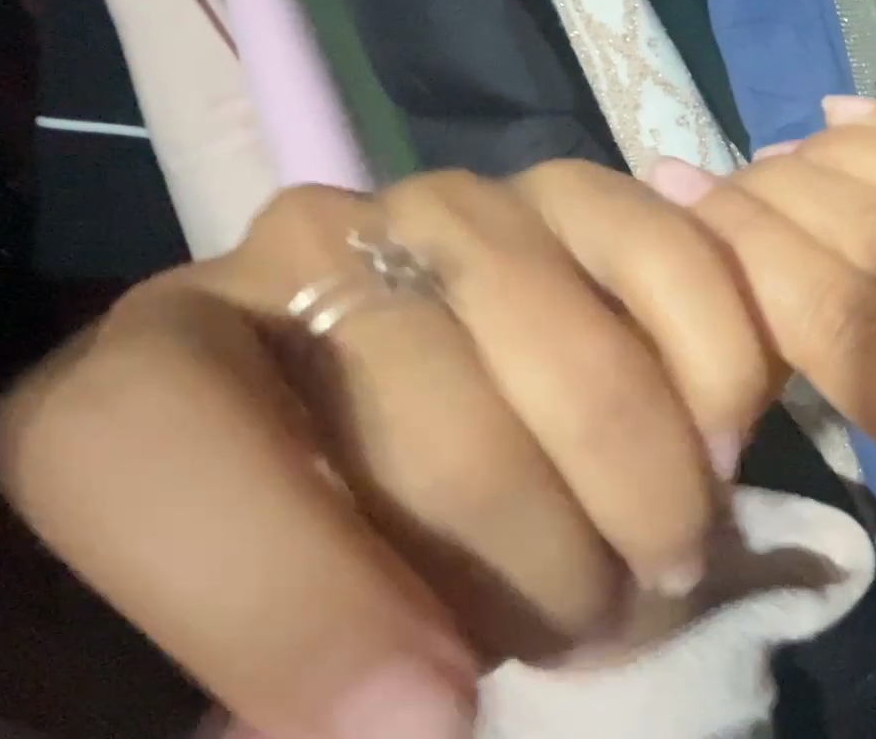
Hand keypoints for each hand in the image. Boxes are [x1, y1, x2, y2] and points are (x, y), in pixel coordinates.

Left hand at [0, 164, 773, 738]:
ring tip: (667, 555)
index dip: (294, 605)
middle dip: (546, 571)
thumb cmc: (364, 520)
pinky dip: (718, 374)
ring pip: (576, 356)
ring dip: (648, 490)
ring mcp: (464, 205)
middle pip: (439, 436)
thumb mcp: (286, 619)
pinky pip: (675, 265)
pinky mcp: (586, 189)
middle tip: (597, 628)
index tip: (433, 718)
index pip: (153, 447)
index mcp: (154, 374)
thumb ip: (301, 675)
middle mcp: (305, 252)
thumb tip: (425, 715)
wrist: (468, 375)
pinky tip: (723, 444)